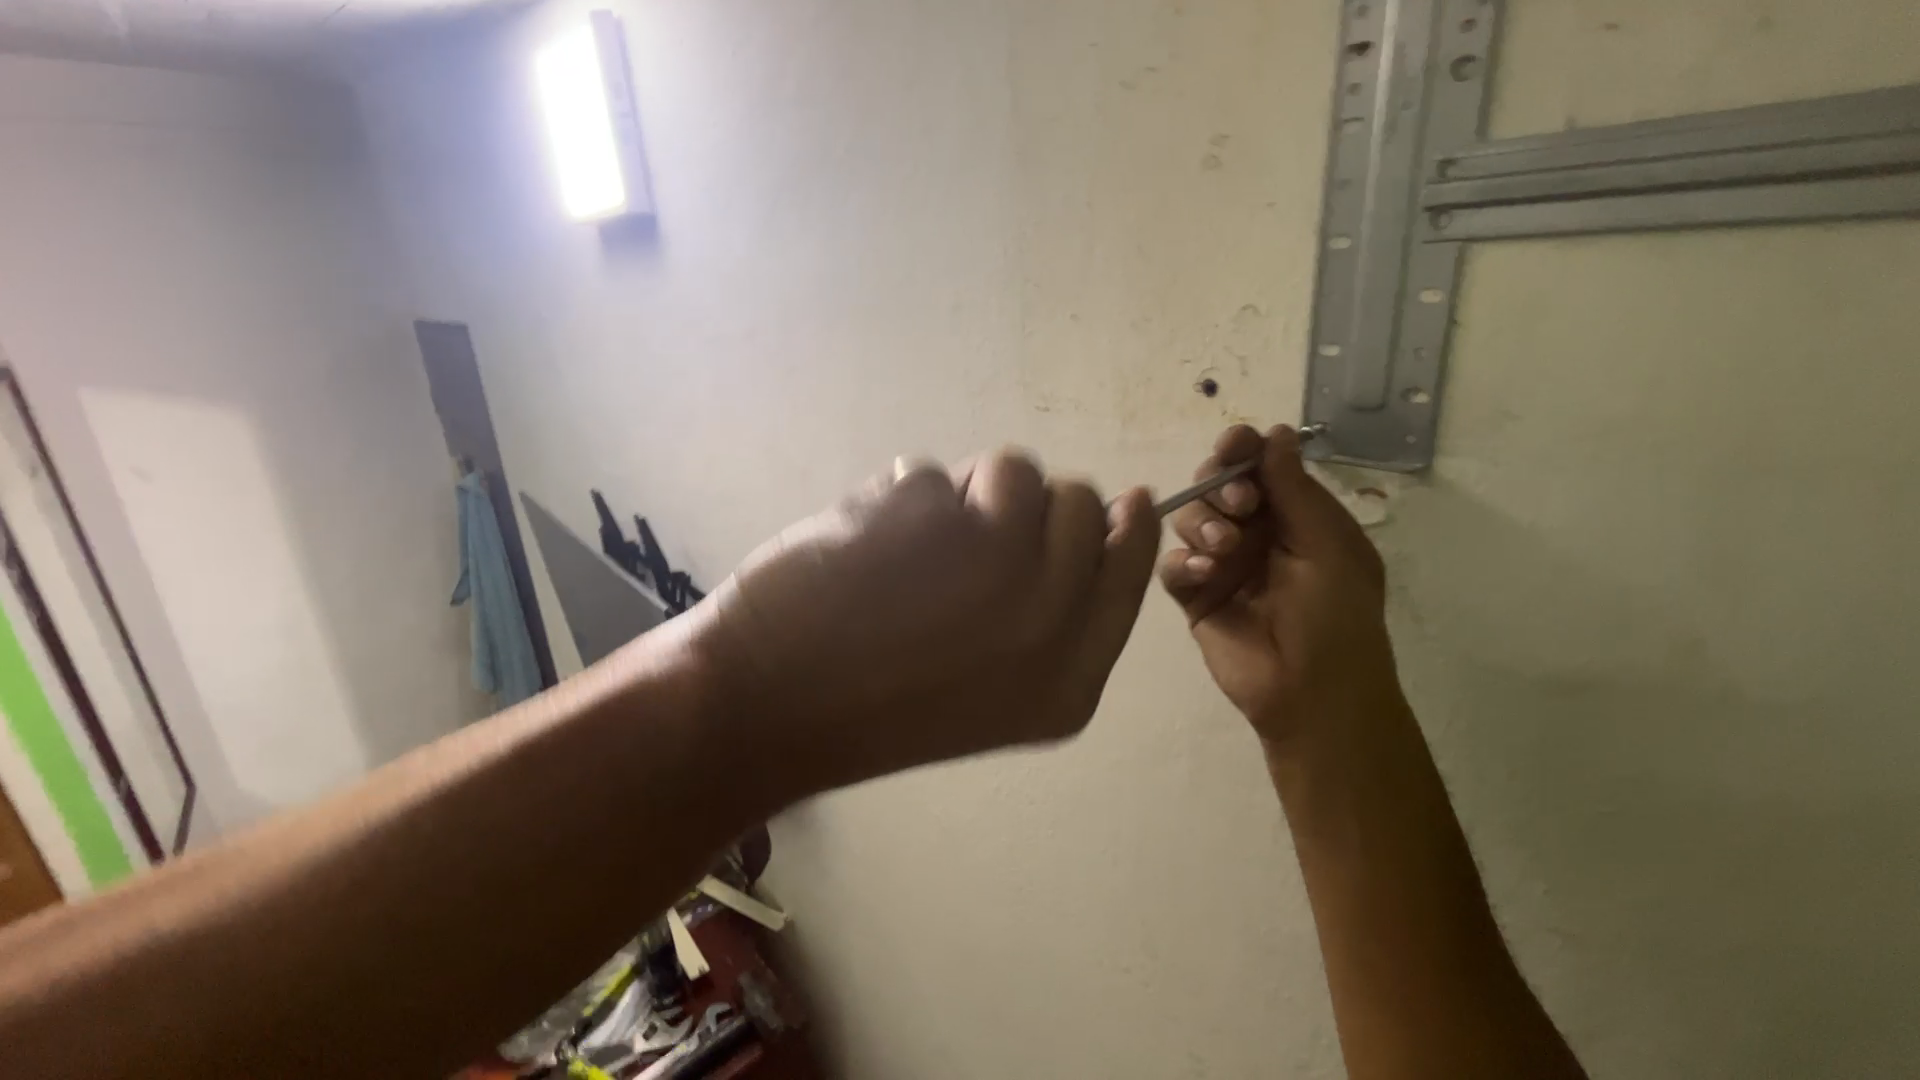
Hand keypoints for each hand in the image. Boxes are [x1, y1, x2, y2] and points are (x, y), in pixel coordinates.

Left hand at [684, 450, 1161, 792]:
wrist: (765, 706)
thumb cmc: (875, 702)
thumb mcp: (995, 686)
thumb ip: (1056, 610)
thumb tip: (1118, 507)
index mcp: (1069, 682)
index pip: (1130, 568)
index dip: (1123, 525)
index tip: (1118, 501)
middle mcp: (1049, 623)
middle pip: (1082, 504)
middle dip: (1027, 507)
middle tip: (968, 543)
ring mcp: (997, 566)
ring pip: (1016, 470)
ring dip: (966, 493)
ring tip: (913, 549)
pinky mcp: (937, 519)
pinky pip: (936, 470)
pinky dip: (901, 498)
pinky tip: (866, 549)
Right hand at [1158, 425, 1397, 742]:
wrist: (1312, 692)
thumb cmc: (1336, 616)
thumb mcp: (1328, 545)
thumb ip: (1295, 489)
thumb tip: (1276, 434)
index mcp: (1294, 517)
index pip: (1259, 467)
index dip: (1242, 449)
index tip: (1233, 444)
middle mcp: (1254, 534)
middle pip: (1216, 486)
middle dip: (1221, 485)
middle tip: (1242, 506)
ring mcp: (1221, 564)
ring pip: (1189, 519)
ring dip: (1202, 522)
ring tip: (1225, 548)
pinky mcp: (1194, 597)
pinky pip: (1171, 565)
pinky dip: (1180, 561)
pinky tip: (1201, 572)